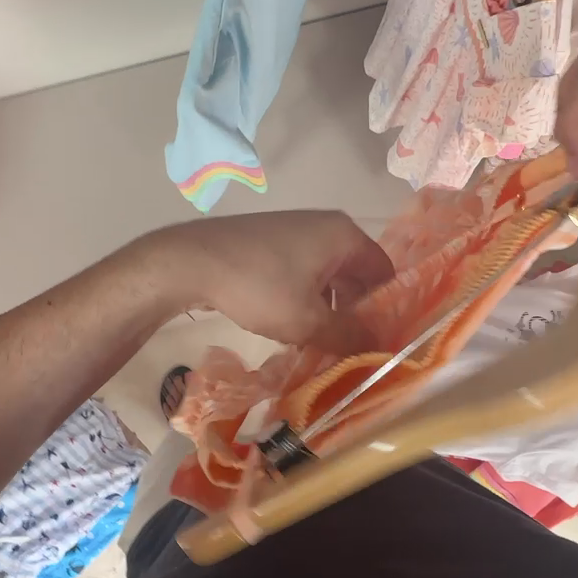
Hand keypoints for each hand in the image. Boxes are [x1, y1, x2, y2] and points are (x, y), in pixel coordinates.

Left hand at [143, 211, 394, 352]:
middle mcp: (326, 226)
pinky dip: (306, 300)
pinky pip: (304, 274)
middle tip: (349, 350)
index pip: (384, 274)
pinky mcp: (273, 242)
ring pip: (328, 278)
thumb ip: (348, 336)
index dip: (386, 310)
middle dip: (354, 313)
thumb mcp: (308, 321)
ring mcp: (297, 231)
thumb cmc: (259, 287)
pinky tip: (294, 328)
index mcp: (345, 236)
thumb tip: (378, 347)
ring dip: (328, 311)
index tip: (378, 343)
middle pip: (357, 275)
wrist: (192, 261)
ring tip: (321, 345)